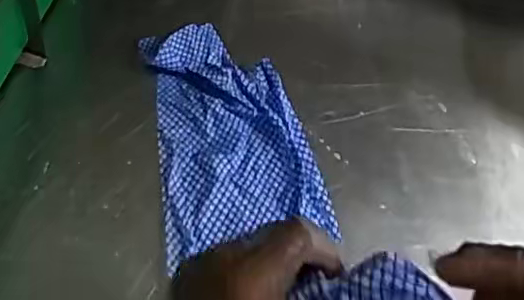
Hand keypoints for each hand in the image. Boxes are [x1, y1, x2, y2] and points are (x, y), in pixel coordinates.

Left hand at [172, 219, 343, 299]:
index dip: (324, 248)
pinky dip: (244, 270)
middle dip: (299, 251)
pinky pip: (225, 258)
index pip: (298, 232)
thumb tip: (328, 288)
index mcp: (253, 275)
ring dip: (271, 259)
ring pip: (249, 243)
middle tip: (315, 282)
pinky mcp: (186, 273)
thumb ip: (305, 296)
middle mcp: (224, 255)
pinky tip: (250, 293)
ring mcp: (200, 263)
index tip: (337, 275)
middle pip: (274, 231)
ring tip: (282, 289)